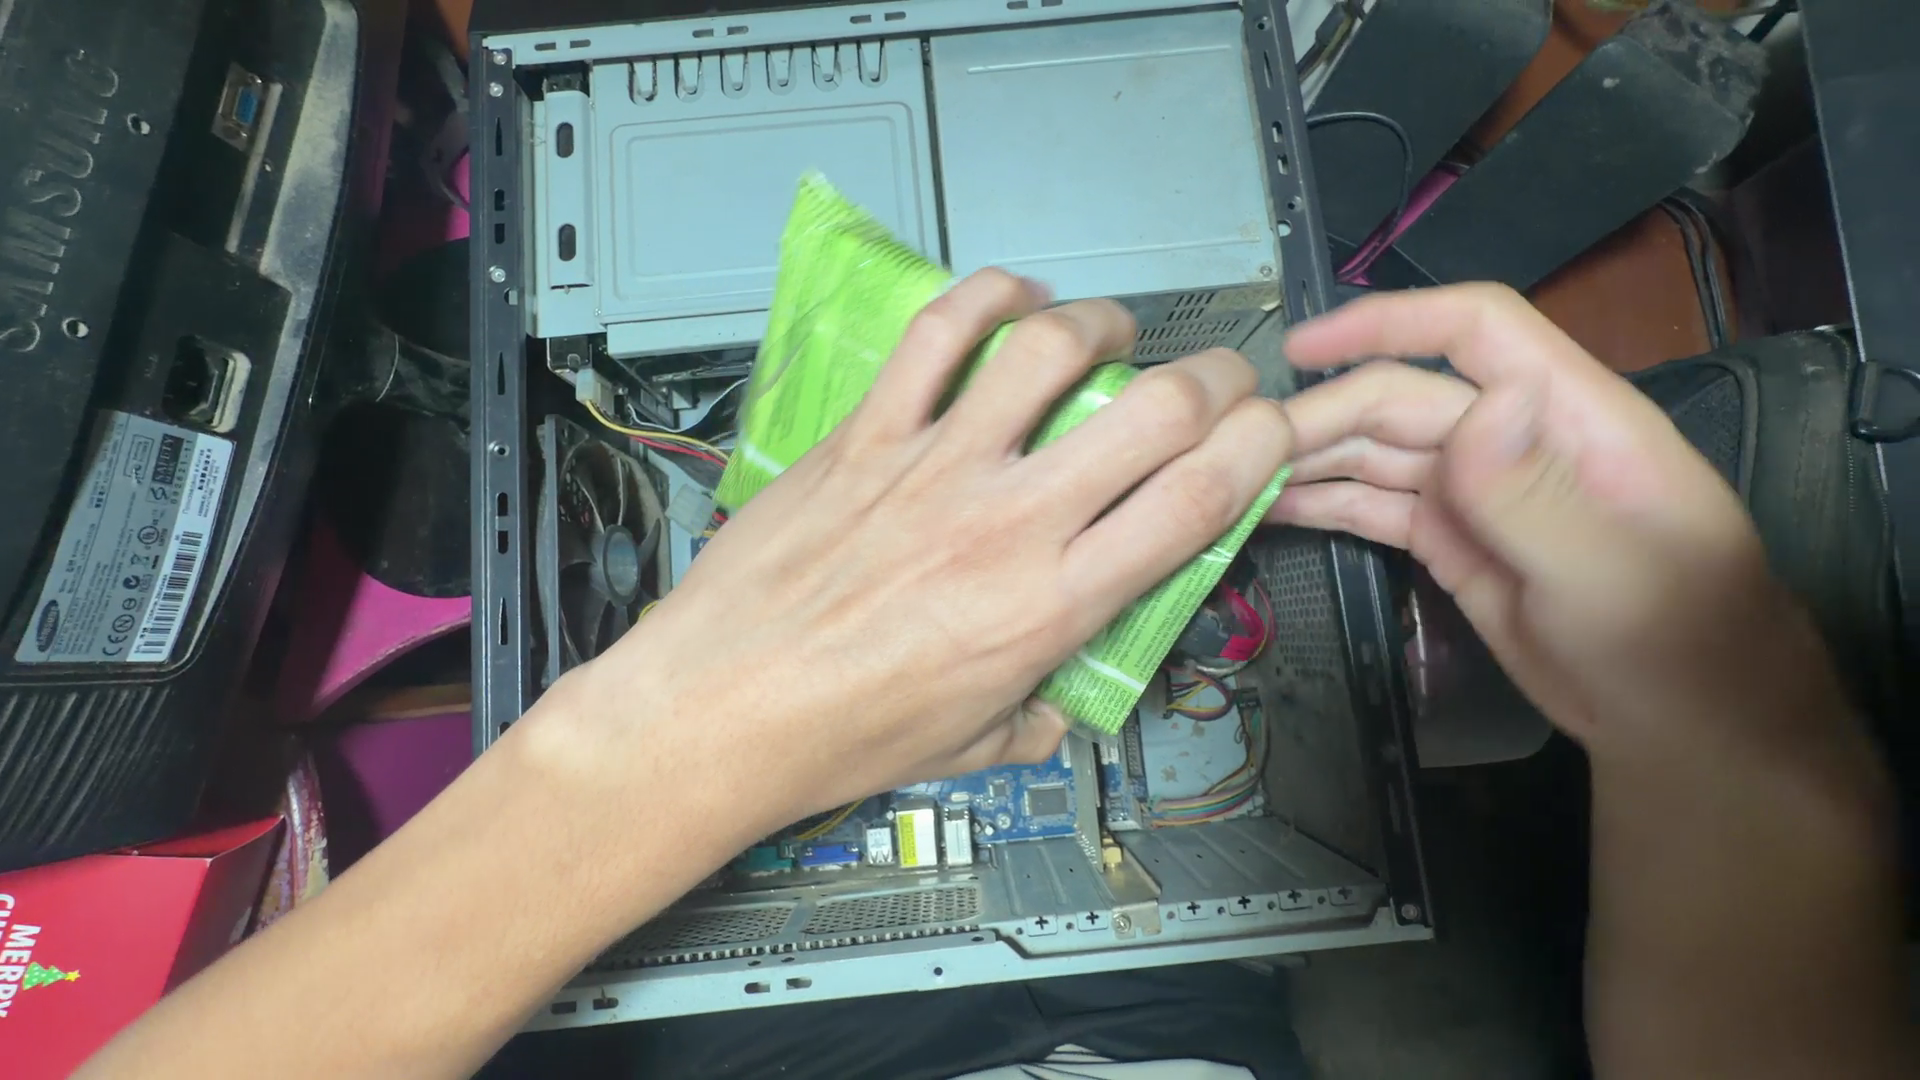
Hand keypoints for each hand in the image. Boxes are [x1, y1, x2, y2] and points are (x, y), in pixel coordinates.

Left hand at [563, 269, 1292, 832]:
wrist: (721, 708)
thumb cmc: (843, 735)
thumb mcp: (974, 747)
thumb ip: (1040, 712)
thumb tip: (1061, 692)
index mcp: (1051, 604)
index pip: (1198, 500)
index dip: (1259, 447)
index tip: (1262, 433)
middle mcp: (1008, 519)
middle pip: (1153, 408)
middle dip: (1209, 377)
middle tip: (1205, 382)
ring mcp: (934, 465)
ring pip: (1048, 349)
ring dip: (1101, 325)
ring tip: (1108, 333)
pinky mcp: (867, 437)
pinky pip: (935, 337)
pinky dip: (986, 298)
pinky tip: (1011, 300)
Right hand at [1269, 284, 1842, 754]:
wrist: (1680, 726)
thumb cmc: (1679, 647)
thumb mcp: (1614, 575)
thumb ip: (1539, 492)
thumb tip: (1485, 402)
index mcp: (1569, 418)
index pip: (1475, 334)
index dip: (1387, 324)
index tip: (1301, 349)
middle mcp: (1508, 440)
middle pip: (1399, 400)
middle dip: (1320, 417)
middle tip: (1241, 453)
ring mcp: (1470, 492)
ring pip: (1372, 453)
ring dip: (1308, 460)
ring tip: (1239, 478)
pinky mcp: (1443, 538)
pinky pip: (1369, 507)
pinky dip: (1321, 504)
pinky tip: (1271, 508)